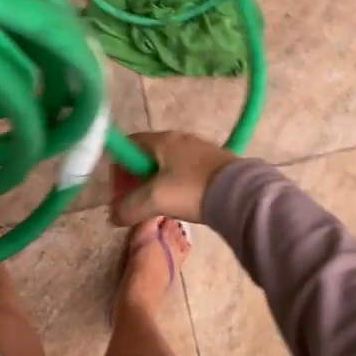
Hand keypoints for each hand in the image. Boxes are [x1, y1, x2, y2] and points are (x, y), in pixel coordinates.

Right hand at [110, 130, 239, 225]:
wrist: (241, 195)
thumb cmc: (192, 190)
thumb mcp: (155, 200)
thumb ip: (129, 207)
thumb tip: (113, 216)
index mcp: (163, 140)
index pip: (129, 143)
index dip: (119, 166)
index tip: (120, 191)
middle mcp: (181, 139)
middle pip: (148, 155)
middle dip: (136, 178)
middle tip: (135, 202)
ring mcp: (200, 150)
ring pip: (167, 165)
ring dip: (156, 184)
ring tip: (158, 206)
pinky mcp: (215, 164)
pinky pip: (186, 172)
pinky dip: (176, 185)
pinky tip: (181, 203)